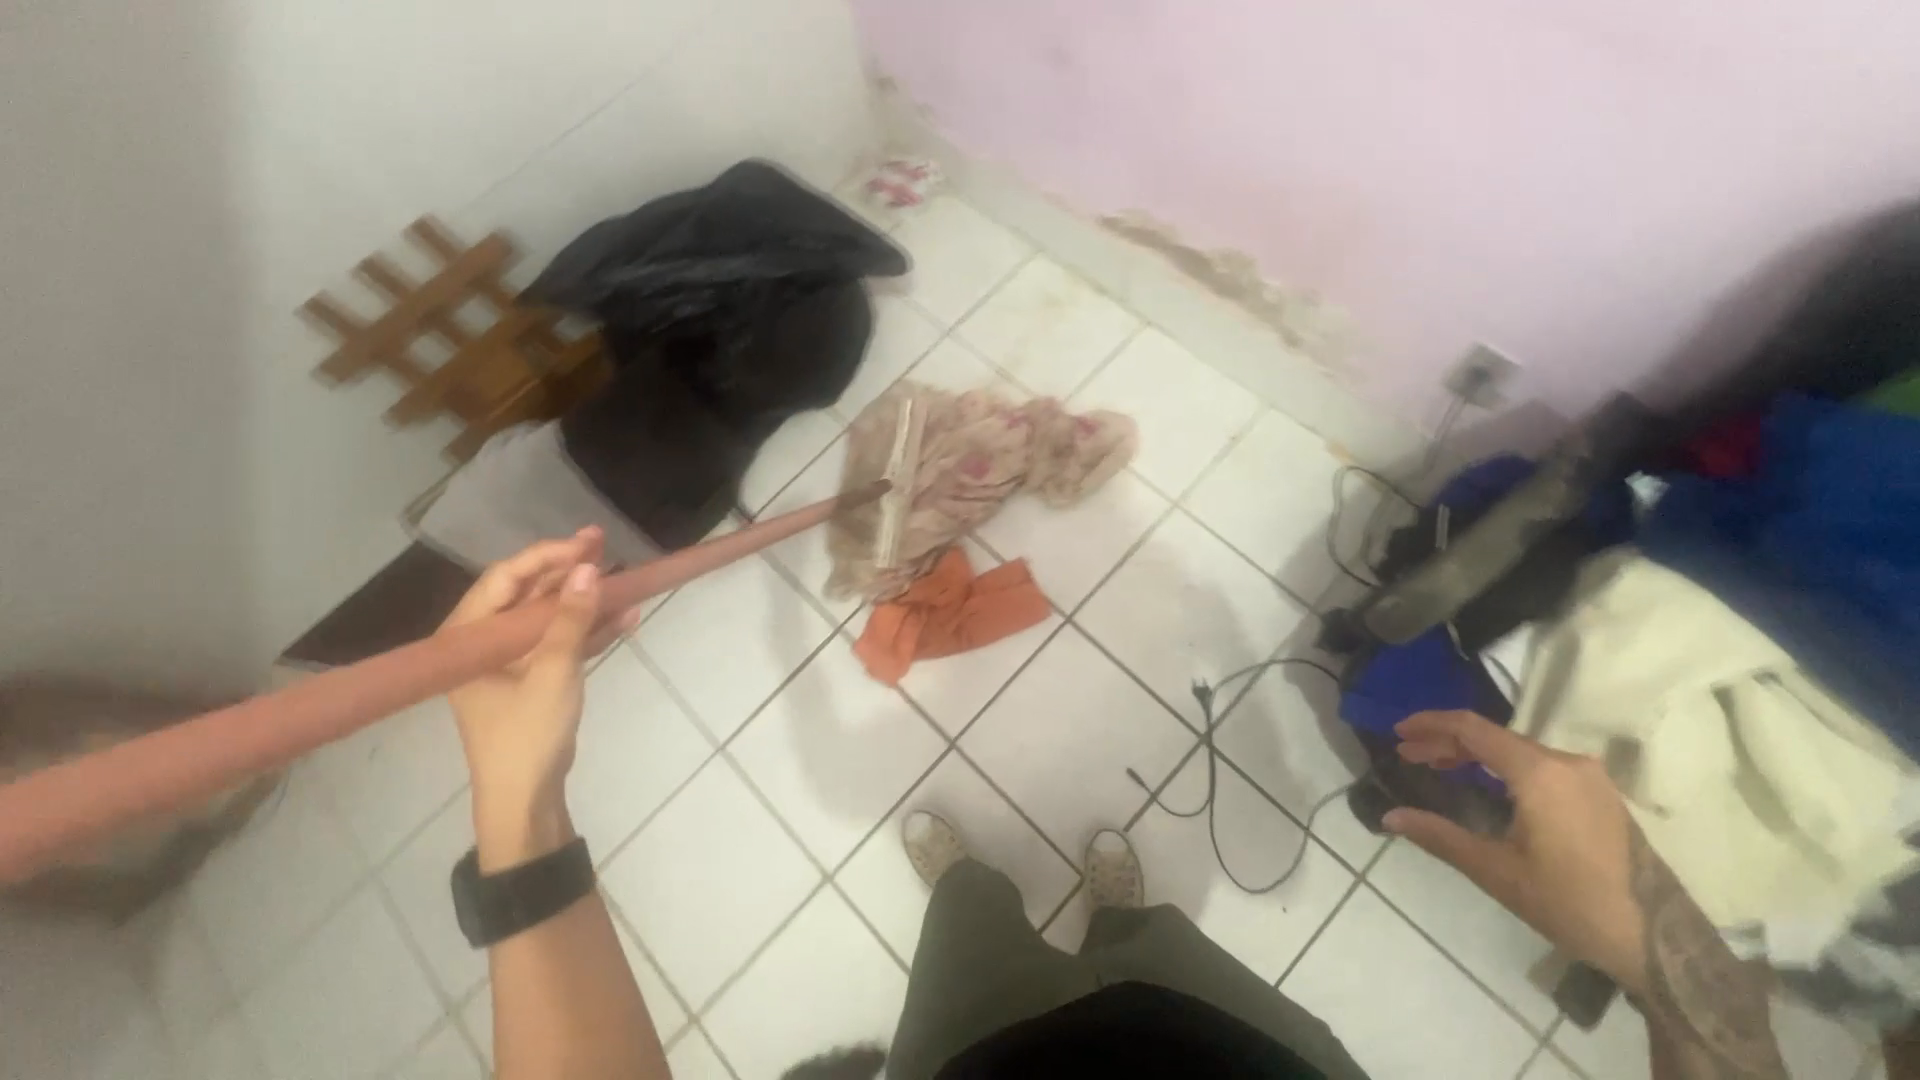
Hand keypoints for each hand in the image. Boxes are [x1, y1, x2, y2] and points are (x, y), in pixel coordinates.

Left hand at [440, 529, 637, 867]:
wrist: (526, 798)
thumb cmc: (527, 734)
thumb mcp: (553, 672)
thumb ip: (570, 619)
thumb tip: (588, 568)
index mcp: (467, 638)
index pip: (505, 579)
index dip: (547, 556)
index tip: (587, 543)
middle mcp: (483, 644)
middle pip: (526, 594)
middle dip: (568, 571)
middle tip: (604, 546)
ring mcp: (509, 663)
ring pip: (548, 617)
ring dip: (585, 601)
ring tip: (623, 578)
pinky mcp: (533, 680)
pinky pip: (561, 644)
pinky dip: (590, 632)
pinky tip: (626, 618)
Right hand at [1385, 710, 1648, 994]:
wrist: (1658, 942)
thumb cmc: (1570, 903)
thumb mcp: (1495, 871)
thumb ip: (1438, 835)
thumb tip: (1389, 816)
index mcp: (1539, 773)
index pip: (1472, 728)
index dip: (1430, 724)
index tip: (1398, 731)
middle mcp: (1566, 763)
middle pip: (1493, 736)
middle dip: (1446, 741)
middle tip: (1408, 754)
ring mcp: (1589, 778)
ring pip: (1517, 750)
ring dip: (1474, 754)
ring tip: (1439, 767)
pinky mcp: (1599, 795)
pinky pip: (1540, 765)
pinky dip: (1503, 766)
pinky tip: (1484, 783)